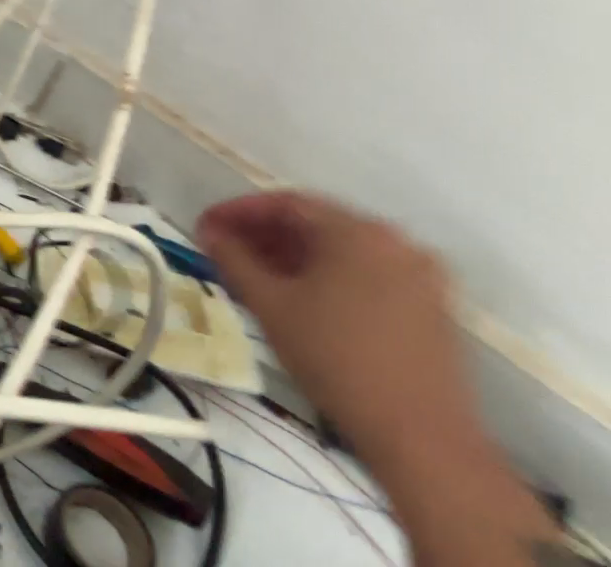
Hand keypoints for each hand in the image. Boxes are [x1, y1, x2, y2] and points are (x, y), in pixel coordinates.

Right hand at [195, 191, 479, 464]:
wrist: (417, 431)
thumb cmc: (333, 356)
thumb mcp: (269, 304)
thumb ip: (233, 259)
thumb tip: (209, 232)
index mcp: (358, 232)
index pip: (286, 203)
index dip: (238, 211)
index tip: (203, 227)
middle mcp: (397, 241)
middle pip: (317, 223)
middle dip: (264, 233)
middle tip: (223, 250)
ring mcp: (421, 274)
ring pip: (342, 250)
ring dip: (293, 254)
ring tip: (253, 274)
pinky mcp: (431, 305)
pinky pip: (367, 272)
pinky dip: (327, 274)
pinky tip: (298, 296)